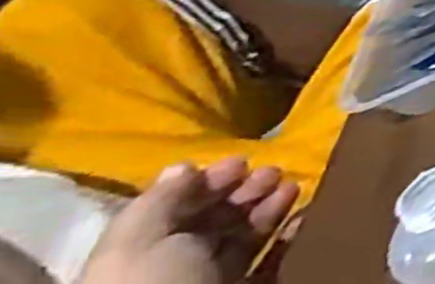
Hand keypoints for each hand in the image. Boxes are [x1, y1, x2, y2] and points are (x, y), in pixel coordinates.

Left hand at [80, 158, 298, 283]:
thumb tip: (185, 166)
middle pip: (211, 222)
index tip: (238, 162)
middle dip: (243, 190)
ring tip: (291, 185)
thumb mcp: (135, 244)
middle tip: (270, 171)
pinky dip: (291, 233)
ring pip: (245, 236)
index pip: (169, 214)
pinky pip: (275, 259)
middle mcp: (170, 275)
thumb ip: (156, 202)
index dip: (203, 183)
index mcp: (131, 266)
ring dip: (270, 205)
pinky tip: (303, 214)